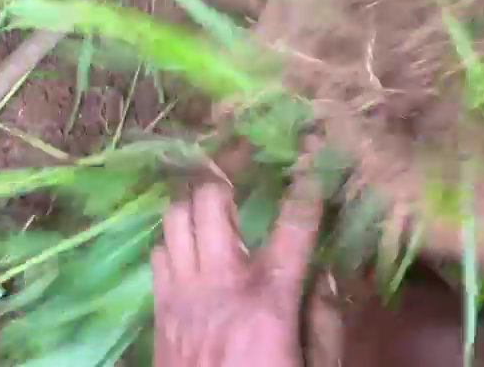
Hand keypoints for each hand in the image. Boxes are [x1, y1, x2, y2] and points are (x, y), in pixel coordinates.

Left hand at [152, 181, 319, 366]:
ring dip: (193, 202)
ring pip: (176, 216)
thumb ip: (324, 320)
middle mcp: (222, 283)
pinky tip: (189, 245)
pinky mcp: (160, 308)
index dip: (305, 193)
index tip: (311, 171)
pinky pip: (158, 251)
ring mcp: (184, 292)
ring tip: (209, 198)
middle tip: (240, 163)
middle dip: (225, 173)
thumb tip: (323, 272)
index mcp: (269, 299)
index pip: (292, 229)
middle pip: (210, 199)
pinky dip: (173, 241)